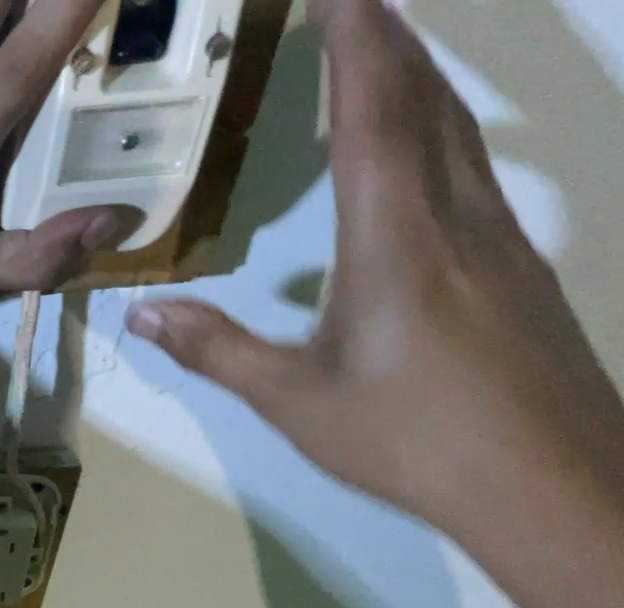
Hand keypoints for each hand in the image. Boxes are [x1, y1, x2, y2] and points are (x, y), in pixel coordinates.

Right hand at [127, 0, 623, 536]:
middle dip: (388, 41)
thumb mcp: (292, 399)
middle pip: (425, 105)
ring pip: (456, 133)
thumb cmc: (409, 437)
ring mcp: (497, 238)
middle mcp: (456, 220)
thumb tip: (142, 311)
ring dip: (415, 79)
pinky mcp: (512, 265)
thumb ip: (216, 349)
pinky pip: (468, 170)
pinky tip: (410, 152)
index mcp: (396, 243)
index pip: (374, 119)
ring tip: (377, 50)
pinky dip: (433, 131)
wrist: (548, 479)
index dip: (356, 44)